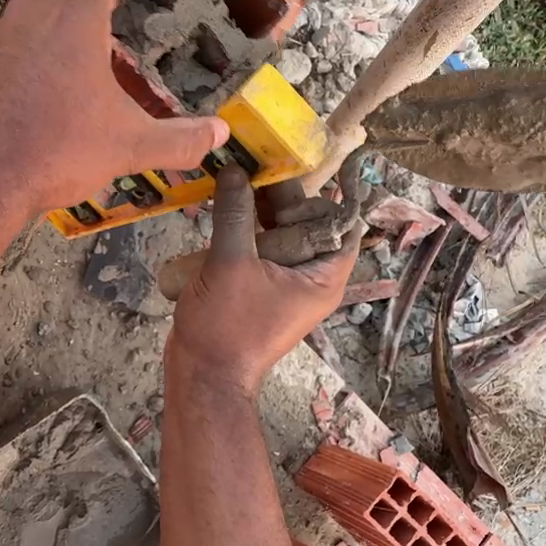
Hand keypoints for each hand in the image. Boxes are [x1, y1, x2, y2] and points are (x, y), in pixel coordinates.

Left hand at [0, 0, 228, 215]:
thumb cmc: (59, 151)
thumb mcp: (128, 147)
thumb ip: (179, 138)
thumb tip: (220, 135)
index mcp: (75, 14)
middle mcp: (33, 11)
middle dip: (94, 10)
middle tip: (119, 35)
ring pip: (37, 21)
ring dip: (58, 36)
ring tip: (80, 68)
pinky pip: (12, 47)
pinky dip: (29, 60)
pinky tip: (40, 92)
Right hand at [168, 167, 362, 395]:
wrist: (203, 375)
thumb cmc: (226, 326)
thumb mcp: (230, 264)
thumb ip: (234, 214)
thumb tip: (234, 170)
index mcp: (323, 276)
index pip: (342, 224)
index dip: (318, 199)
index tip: (285, 181)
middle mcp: (309, 279)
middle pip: (305, 226)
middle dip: (280, 199)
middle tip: (251, 173)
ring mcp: (281, 286)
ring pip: (278, 238)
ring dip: (257, 214)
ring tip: (232, 185)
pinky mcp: (256, 290)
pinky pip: (258, 253)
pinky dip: (243, 233)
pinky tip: (220, 214)